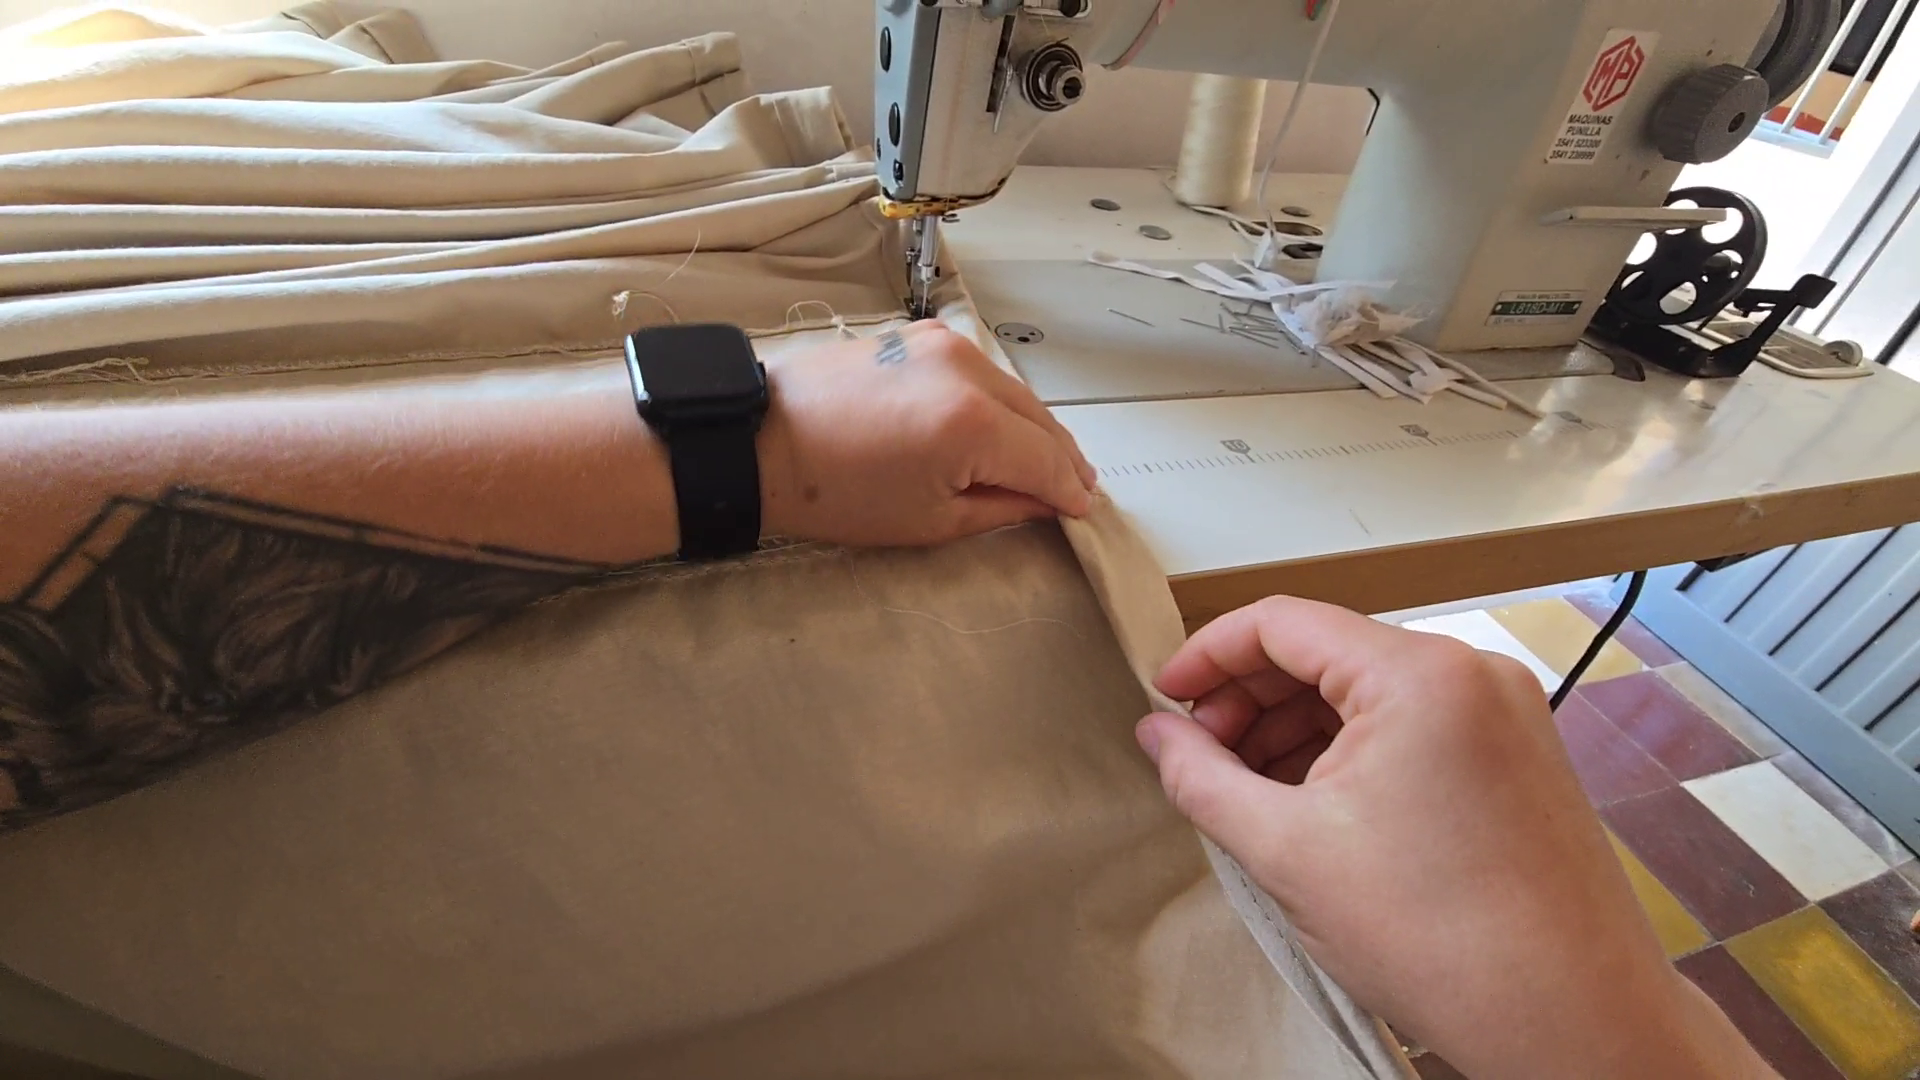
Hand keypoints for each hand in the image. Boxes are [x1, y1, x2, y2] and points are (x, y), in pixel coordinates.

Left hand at [758, 321, 1095, 546]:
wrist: (763, 440)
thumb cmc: (839, 495)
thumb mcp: (930, 520)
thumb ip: (1003, 508)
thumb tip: (1046, 501)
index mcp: (971, 422)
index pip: (1045, 459)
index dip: (1068, 489)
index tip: (1083, 510)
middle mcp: (968, 368)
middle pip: (1039, 418)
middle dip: (1062, 457)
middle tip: (1077, 487)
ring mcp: (944, 342)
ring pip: (1015, 391)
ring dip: (1035, 427)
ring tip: (1046, 461)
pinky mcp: (922, 333)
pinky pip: (982, 372)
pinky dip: (1001, 402)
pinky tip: (1004, 426)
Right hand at [1134, 598, 1777, 1079]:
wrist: (1584, 1040)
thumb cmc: (1445, 942)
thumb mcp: (1284, 849)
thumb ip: (1199, 776)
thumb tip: (1156, 733)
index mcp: (1419, 674)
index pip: (1279, 623)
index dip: (1208, 654)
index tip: (1167, 692)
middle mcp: (1467, 672)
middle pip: (1316, 651)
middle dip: (1244, 698)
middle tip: (1200, 751)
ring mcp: (1495, 711)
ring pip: (1352, 687)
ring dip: (1284, 726)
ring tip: (1243, 784)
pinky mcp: (1505, 750)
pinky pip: (1393, 720)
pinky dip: (1333, 746)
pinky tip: (1298, 796)